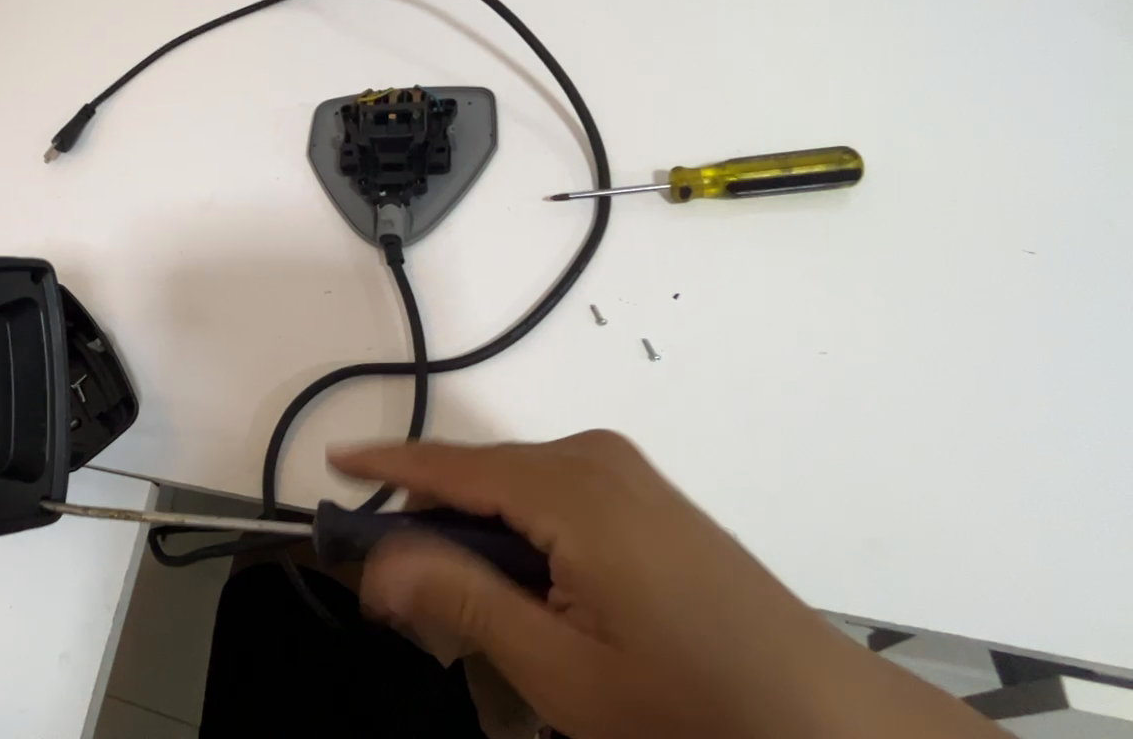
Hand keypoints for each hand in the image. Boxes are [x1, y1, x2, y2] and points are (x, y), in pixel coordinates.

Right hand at [333, 433, 1007, 738]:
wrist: (835, 727)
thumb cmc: (690, 704)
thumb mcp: (560, 668)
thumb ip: (461, 597)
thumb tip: (377, 558)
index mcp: (569, 488)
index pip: (448, 465)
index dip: (384, 464)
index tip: (333, 461)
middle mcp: (592, 457)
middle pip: (477, 474)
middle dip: (432, 521)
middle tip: (407, 591)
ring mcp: (622, 471)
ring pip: (512, 485)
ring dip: (476, 532)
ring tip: (469, 604)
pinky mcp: (641, 493)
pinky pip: (550, 493)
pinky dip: (517, 531)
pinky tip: (527, 589)